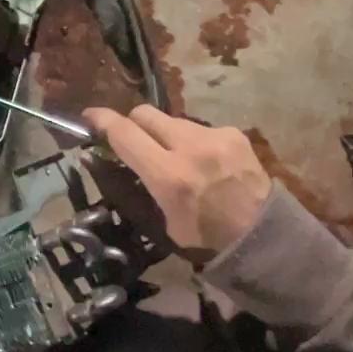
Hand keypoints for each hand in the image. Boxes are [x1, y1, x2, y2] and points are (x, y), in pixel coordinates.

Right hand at [83, 105, 272, 265]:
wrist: (263, 236)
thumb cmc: (206, 238)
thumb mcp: (162, 222)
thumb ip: (133, 189)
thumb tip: (100, 160)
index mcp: (168, 176)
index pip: (124, 133)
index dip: (102, 120)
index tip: (89, 116)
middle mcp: (190, 147)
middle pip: (145, 113)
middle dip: (133, 124)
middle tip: (133, 141)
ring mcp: (214, 136)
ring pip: (173, 120)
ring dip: (166, 135)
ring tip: (177, 159)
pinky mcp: (233, 133)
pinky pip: (200, 129)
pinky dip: (194, 142)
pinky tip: (206, 163)